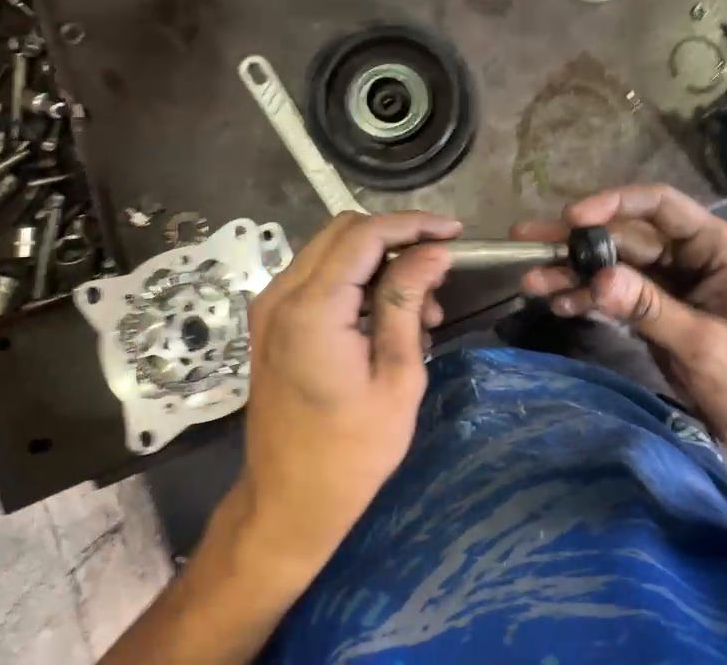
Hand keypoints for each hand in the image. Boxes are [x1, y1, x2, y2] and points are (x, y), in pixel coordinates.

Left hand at [238, 210, 459, 569]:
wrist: (290, 501)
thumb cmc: (352, 451)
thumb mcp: (396, 376)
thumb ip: (408, 303)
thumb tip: (434, 251)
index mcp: (312, 309)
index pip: (365, 235)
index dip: (413, 225)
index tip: (455, 233)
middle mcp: (281, 296)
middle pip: (344, 232)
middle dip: (398, 239)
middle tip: (441, 268)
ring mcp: (270, 309)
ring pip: (331, 251)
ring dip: (380, 263)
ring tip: (424, 309)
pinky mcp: (272, 324)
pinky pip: (318, 278)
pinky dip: (357, 282)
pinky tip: (390, 319)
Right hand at [515, 185, 726, 466]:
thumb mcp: (705, 344)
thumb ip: (650, 308)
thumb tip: (596, 278)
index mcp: (714, 247)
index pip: (660, 205)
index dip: (614, 203)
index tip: (573, 218)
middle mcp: (689, 257)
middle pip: (625, 235)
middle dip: (578, 241)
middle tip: (525, 239)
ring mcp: (670, 287)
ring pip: (614, 267)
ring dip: (574, 273)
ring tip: (531, 283)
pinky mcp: (656, 316)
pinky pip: (616, 298)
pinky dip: (588, 300)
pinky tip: (559, 304)